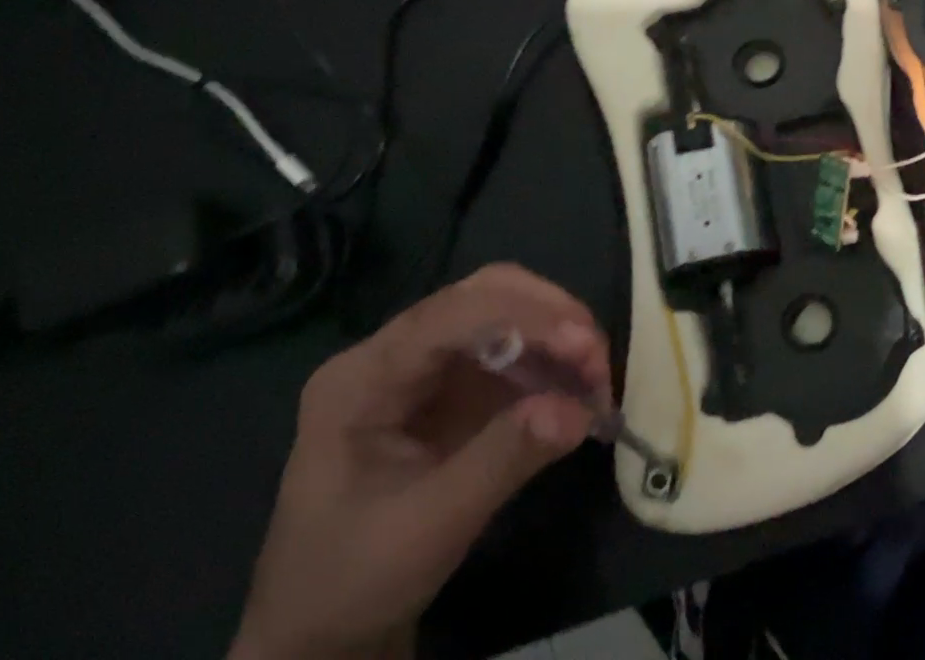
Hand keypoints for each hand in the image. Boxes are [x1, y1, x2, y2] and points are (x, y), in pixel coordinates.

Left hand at [230, 264, 611, 659]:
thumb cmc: (356, 575)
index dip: (524, 318)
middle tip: (597, 361)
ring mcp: (428, 373)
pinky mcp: (457, 394)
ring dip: (560, 340)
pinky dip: (556, 367)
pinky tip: (581, 398)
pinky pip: (517, 357)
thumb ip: (503, 459)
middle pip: (483, 297)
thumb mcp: (429, 524)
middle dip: (549, 317)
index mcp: (362, 379)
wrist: (326, 628)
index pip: (449, 317)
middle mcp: (394, 358)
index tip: (585, 345)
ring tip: (598, 386)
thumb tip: (581, 409)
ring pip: (508, 318)